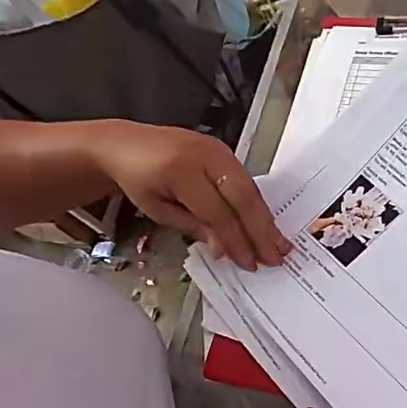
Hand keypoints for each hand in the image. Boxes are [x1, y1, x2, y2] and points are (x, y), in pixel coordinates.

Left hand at [88, 122, 291, 269]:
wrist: (127, 144)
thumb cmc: (138, 179)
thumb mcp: (158, 209)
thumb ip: (193, 226)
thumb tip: (223, 250)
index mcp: (181, 171)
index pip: (217, 212)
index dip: (235, 240)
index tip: (248, 263)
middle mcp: (205, 155)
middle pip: (242, 197)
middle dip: (261, 231)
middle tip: (275, 257)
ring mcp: (218, 150)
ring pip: (250, 189)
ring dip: (266, 220)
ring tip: (279, 245)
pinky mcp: (225, 151)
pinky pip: (246, 181)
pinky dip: (257, 206)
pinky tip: (266, 225)